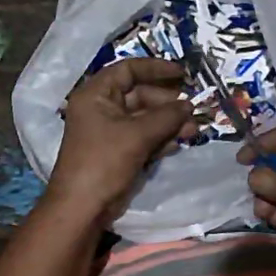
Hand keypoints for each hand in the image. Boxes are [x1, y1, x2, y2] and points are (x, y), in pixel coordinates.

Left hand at [48, 58, 194, 218]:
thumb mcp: (137, 135)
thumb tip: (188, 105)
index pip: (128, 70)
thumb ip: (166, 117)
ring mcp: (109, 130)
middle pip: (139, 94)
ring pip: (143, 117)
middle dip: (167, 102)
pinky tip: (178, 142)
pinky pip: (142, 136)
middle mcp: (100, 107)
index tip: (183, 73)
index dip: (156, 68)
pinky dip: (159, 137)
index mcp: (96, 94)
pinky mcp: (117, 150)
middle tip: (193, 109)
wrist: (82, 206)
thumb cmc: (104, 161)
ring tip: (193, 129)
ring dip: (168, 122)